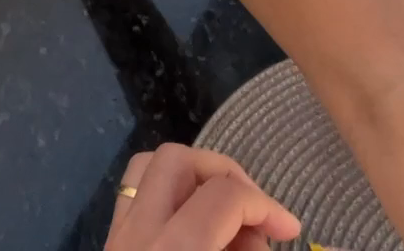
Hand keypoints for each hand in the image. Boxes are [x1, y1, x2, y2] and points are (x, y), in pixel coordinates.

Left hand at [106, 144, 302, 250]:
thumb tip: (283, 228)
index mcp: (174, 250)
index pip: (221, 198)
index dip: (265, 206)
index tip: (291, 230)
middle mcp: (137, 233)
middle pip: (177, 161)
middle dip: (226, 175)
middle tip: (256, 218)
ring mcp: (118, 234)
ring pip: (148, 166)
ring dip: (194, 178)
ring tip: (227, 219)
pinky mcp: (112, 240)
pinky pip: (136, 192)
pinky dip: (170, 194)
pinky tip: (198, 229)